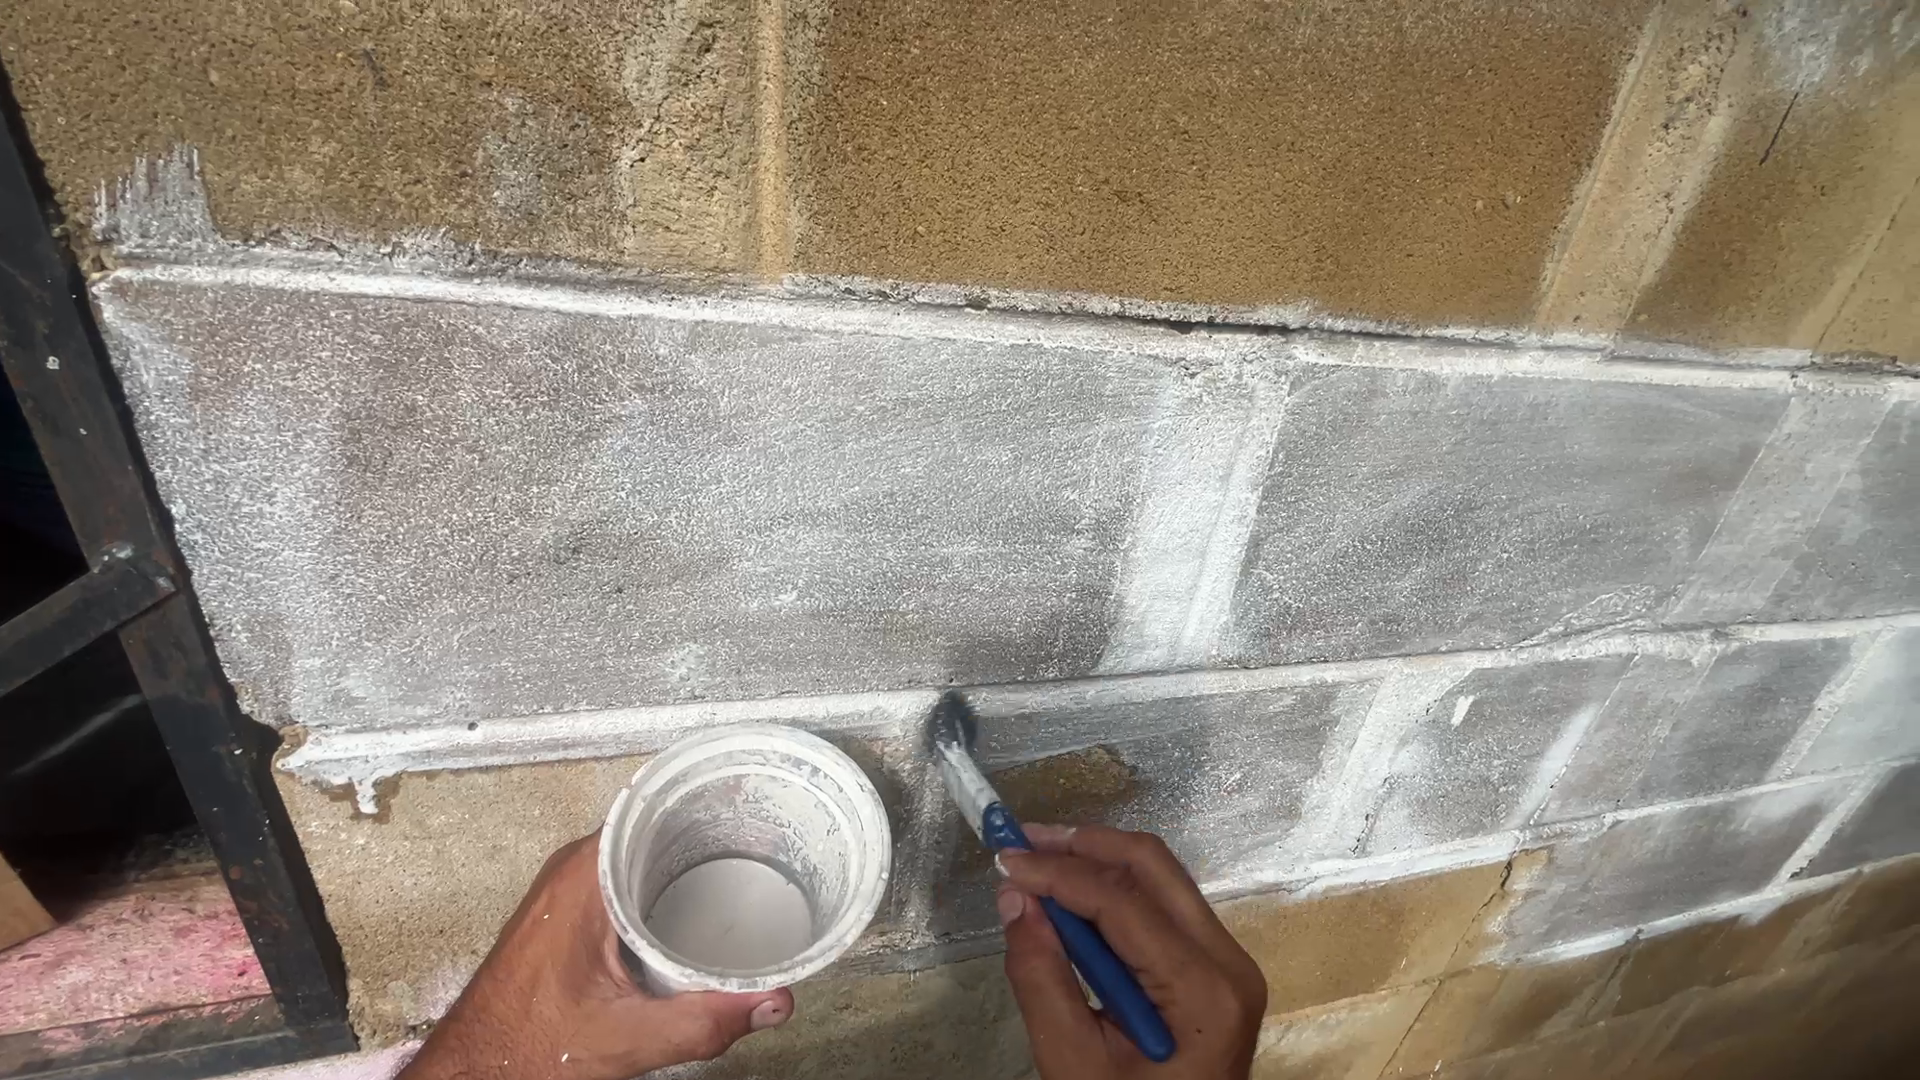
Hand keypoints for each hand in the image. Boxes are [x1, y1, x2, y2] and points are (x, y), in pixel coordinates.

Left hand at [398, 834, 793, 1079]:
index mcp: (588, 874)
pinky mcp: (566, 909)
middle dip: (707, 826)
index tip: (748, 801)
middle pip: (653, 823)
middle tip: (761, 837)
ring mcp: (567, 886)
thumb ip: (706, 1020)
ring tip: (738, 860)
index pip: (655, 806)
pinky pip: (623, 872)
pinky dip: (660, 876)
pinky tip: (690, 901)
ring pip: (638, 848)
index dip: (705, 797)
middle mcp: (576, 867)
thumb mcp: (628, 1038)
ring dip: (684, 852)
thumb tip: (777, 1003)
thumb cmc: (527, 1050)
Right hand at [996, 825, 1265, 1079]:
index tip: (1005, 858)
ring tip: (1037, 858)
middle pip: (1151, 865)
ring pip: (1157, 874)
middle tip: (1022, 842)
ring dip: (1093, 857)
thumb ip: (1041, 978)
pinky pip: (1159, 900)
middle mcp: (1227, 960)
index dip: (1057, 872)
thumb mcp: (1073, 1067)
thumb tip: (1012, 895)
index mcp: (1204, 991)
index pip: (1122, 902)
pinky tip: (1068, 892)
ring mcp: (1225, 958)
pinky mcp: (1211, 963)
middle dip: (1080, 844)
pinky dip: (1109, 886)